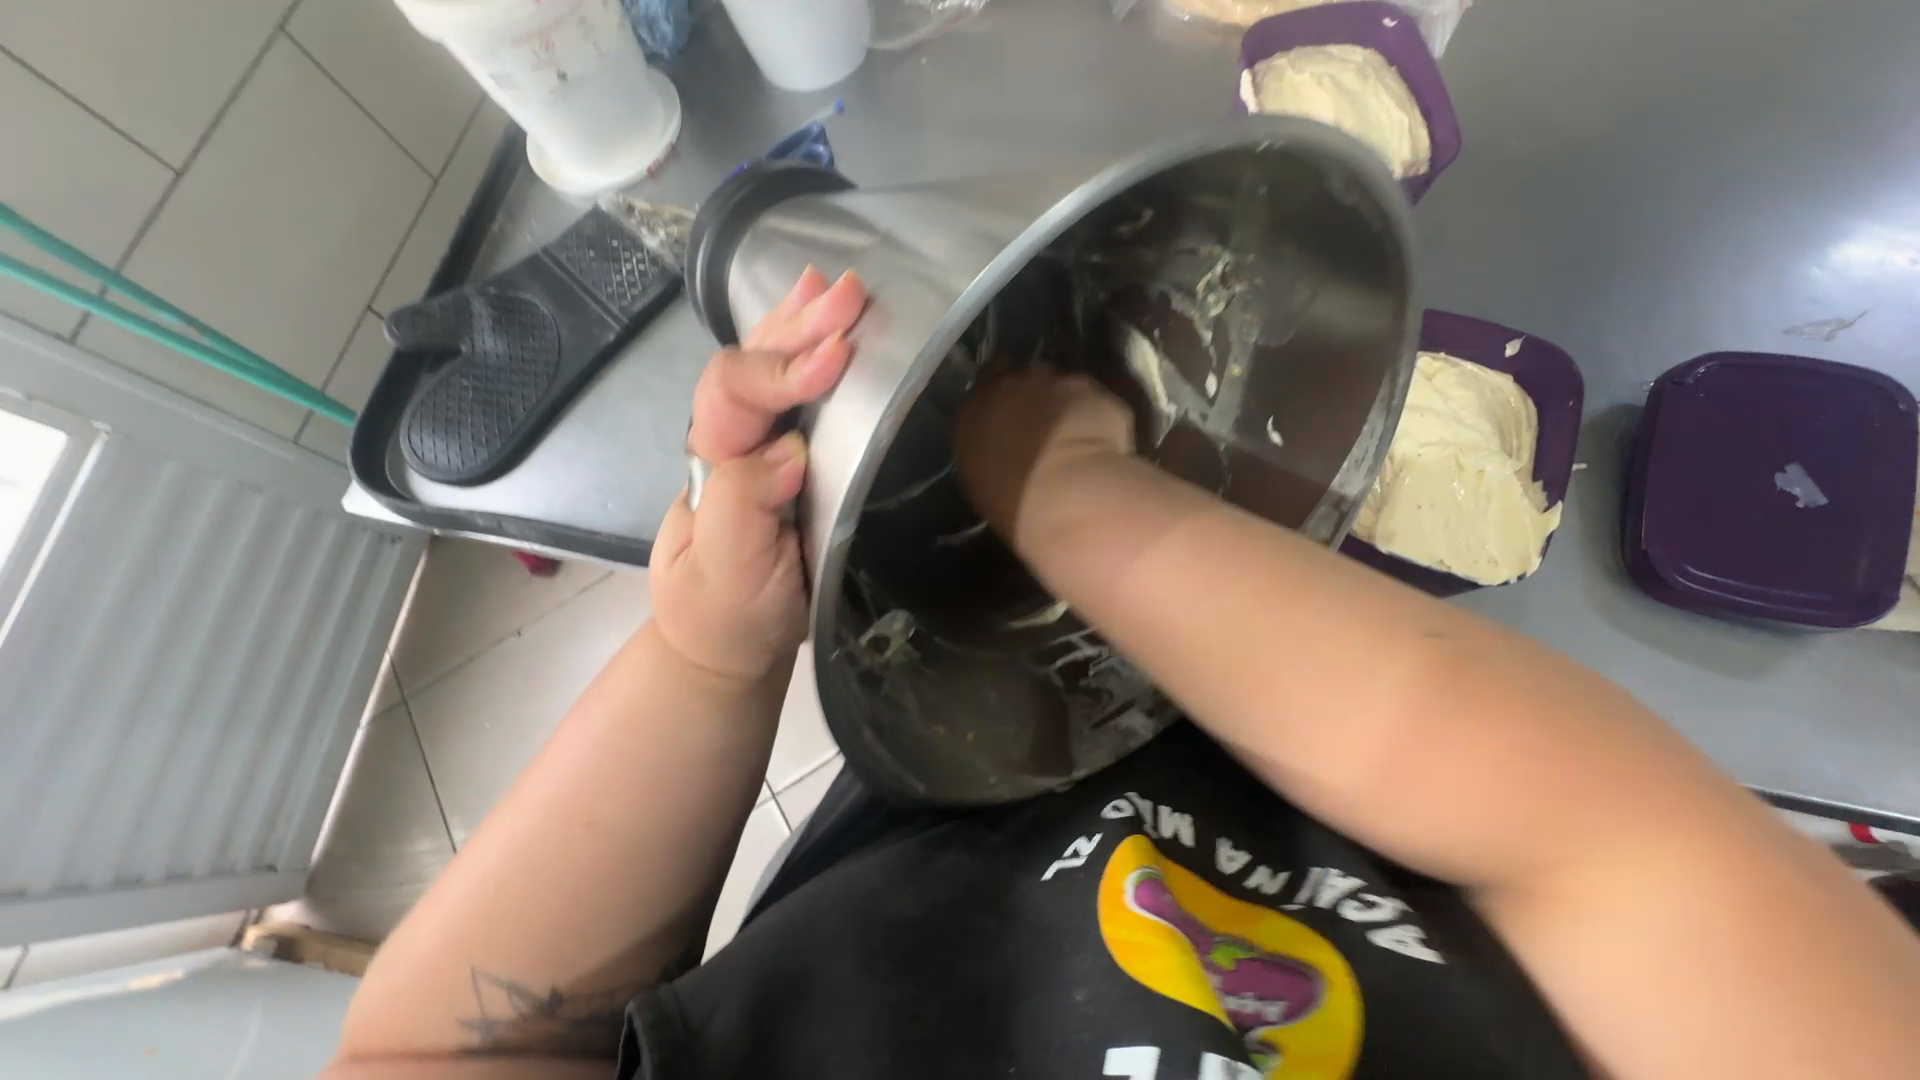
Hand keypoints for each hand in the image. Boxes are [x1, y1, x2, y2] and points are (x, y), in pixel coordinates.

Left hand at [651, 267, 867, 681]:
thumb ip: (741, 507)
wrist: (731, 643)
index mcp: (714, 466)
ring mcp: (764, 448)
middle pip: (755, 365)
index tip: (837, 357)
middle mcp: (735, 443)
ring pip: (771, 367)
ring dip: (803, 321)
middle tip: (850, 296)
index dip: (782, 370)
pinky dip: (806, 345)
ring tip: (837, 285)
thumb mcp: (724, 574)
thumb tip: (790, 450)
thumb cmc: (725, 614)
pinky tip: (818, 310)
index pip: (735, 395)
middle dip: (799, 327)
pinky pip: (796, 393)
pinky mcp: (795, 459)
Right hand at [953, 364, 1135, 546]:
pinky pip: (1094, 401)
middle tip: (1045, 420)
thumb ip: (985, 444)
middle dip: (1036, 390)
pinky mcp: (1095, 392)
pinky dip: (1097, 416)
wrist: (1063, 494)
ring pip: (1063, 383)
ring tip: (1077, 434)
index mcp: (977, 405)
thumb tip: (999, 442)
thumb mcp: (978, 476)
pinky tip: (1101, 442)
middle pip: (1026, 374)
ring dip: (1067, 401)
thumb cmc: (1010, 499)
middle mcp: (1015, 383)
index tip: (1011, 404)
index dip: (1002, 386)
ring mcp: (1058, 382)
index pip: (989, 375)